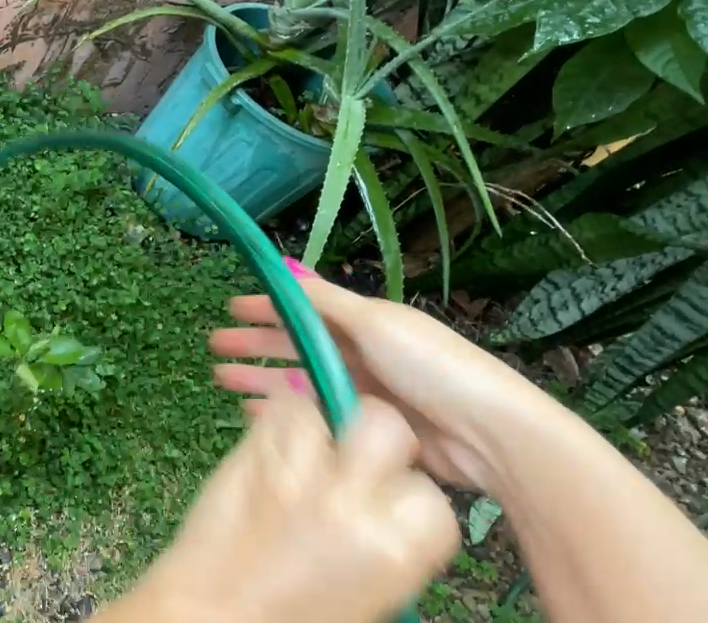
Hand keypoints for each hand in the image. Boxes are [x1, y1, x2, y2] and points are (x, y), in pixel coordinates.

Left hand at [101, 394, 455, 622]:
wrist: (216, 615)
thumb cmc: (295, 615)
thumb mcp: (369, 590)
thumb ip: (385, 538)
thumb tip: (384, 499)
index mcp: (395, 550)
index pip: (428, 493)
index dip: (408, 489)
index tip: (387, 495)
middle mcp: (349, 500)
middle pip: (382, 423)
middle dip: (374, 431)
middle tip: (350, 455)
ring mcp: (293, 471)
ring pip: (316, 407)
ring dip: (313, 422)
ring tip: (301, 451)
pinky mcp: (246, 454)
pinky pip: (271, 414)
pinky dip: (273, 422)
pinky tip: (270, 448)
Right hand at [210, 270, 552, 492]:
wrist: (493, 436)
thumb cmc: (431, 367)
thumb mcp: (374, 320)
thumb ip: (323, 298)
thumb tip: (283, 271)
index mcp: (365, 324)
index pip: (303, 310)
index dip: (265, 307)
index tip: (229, 309)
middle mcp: (363, 355)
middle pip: (295, 346)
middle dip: (253, 344)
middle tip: (214, 348)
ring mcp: (365, 394)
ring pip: (298, 381)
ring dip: (259, 377)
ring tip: (222, 379)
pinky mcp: (368, 431)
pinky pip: (314, 416)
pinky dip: (284, 412)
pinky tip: (254, 413)